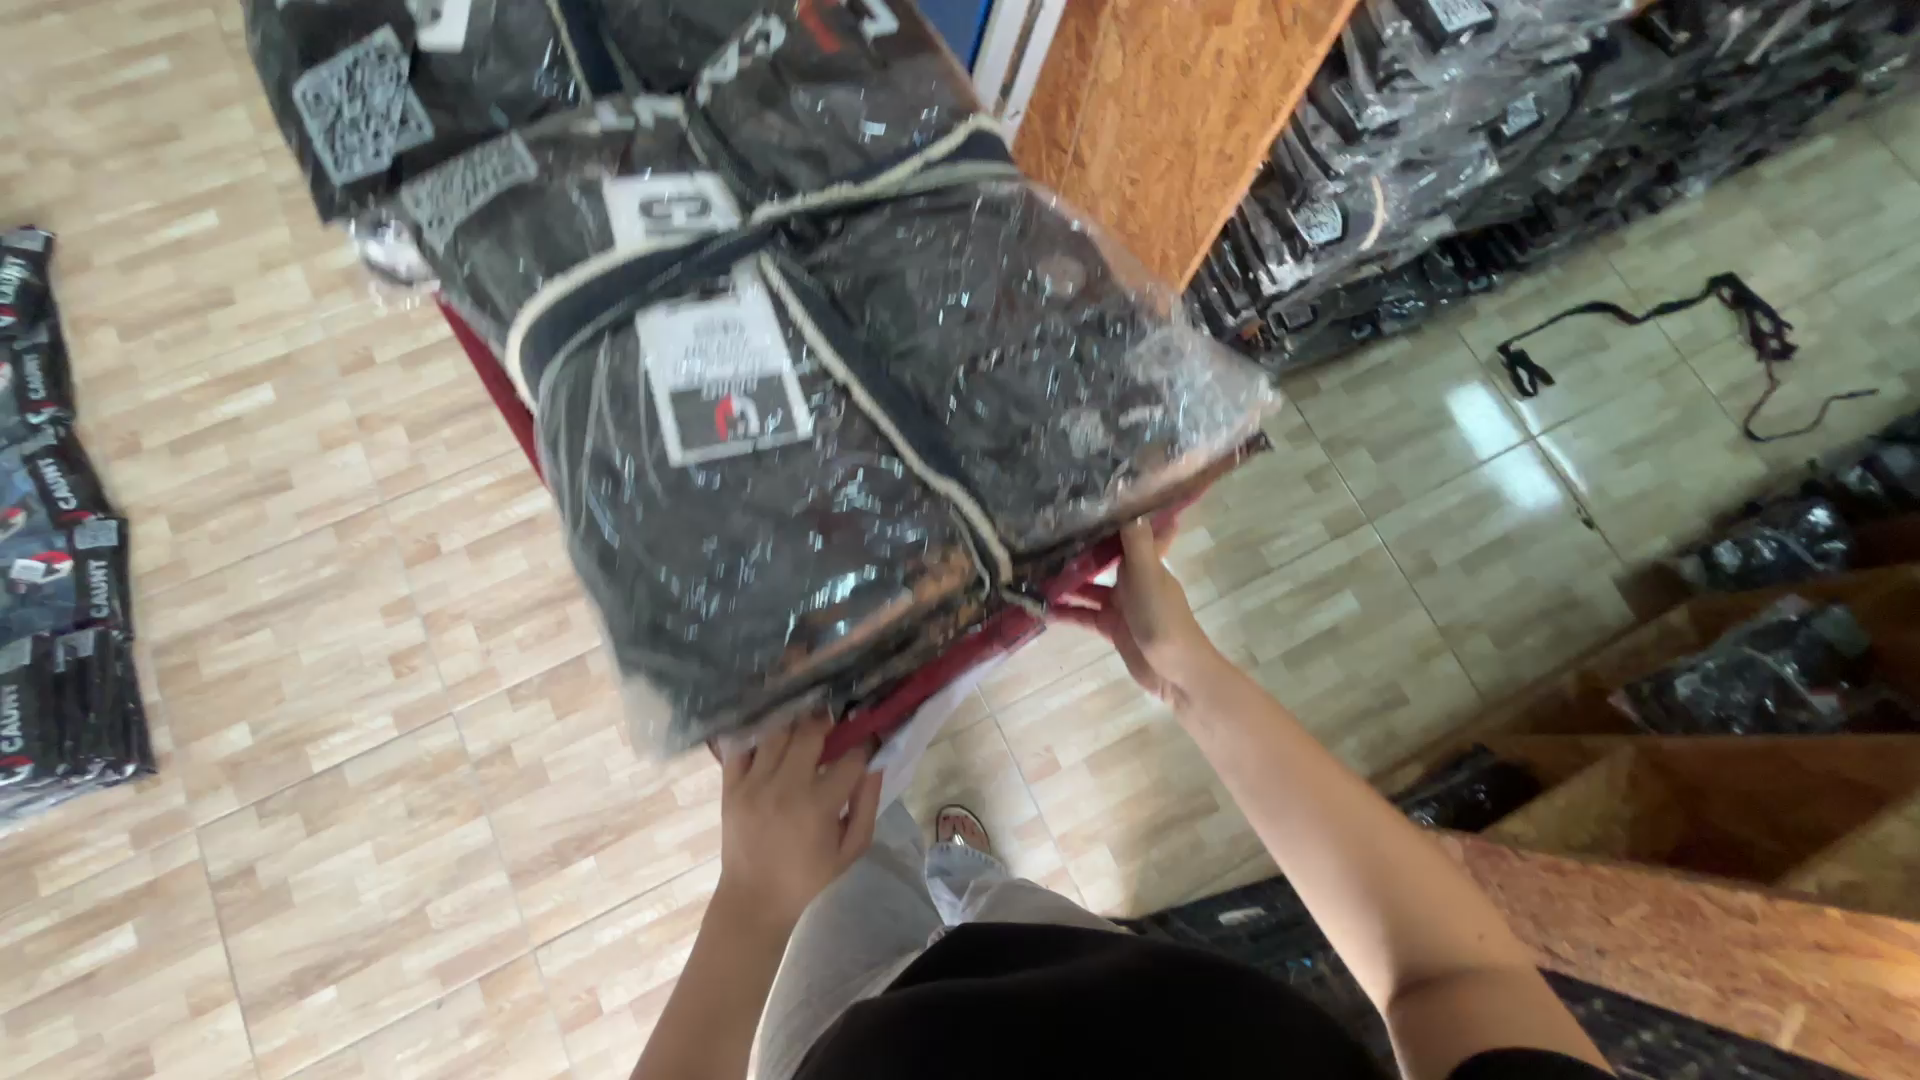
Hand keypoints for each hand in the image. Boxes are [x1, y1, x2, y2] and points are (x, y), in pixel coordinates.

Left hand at [714, 713, 884, 933]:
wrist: (754, 898)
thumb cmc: (808, 875)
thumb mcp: (851, 849)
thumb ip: (867, 804)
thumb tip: (875, 765)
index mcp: (818, 806)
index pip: (850, 758)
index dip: (864, 746)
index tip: (867, 742)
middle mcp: (785, 788)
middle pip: (810, 733)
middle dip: (827, 723)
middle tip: (833, 724)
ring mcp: (753, 784)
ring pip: (777, 732)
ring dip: (794, 725)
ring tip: (803, 728)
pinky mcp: (730, 786)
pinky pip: (741, 746)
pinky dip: (757, 736)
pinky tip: (771, 739)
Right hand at [1052, 520, 1226, 709]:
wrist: (1175, 671)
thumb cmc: (1163, 618)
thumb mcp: (1147, 576)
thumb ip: (1136, 543)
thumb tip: (1130, 499)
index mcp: (1144, 562)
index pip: (1127, 533)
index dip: (1110, 518)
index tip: (1086, 501)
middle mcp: (1132, 579)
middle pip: (1101, 560)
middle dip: (1076, 551)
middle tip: (1042, 536)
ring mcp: (1120, 605)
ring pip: (1087, 588)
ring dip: (1065, 584)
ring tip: (1033, 573)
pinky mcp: (1110, 628)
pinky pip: (1083, 615)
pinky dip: (1065, 613)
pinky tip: (1041, 609)